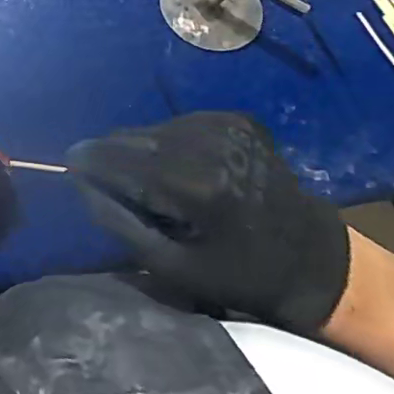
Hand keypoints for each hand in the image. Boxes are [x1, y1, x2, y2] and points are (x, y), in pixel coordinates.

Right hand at [66, 111, 349, 333]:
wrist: (320, 262)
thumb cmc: (240, 274)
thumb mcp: (170, 266)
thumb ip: (116, 219)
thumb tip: (78, 182)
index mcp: (191, 183)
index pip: (107, 155)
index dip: (83, 165)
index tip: (73, 175)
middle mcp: (204, 142)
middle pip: (124, 137)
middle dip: (111, 159)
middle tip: (120, 189)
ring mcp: (223, 125)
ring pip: (146, 129)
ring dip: (138, 152)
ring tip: (155, 183)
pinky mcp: (235, 119)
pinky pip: (173, 124)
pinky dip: (166, 145)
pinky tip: (184, 169)